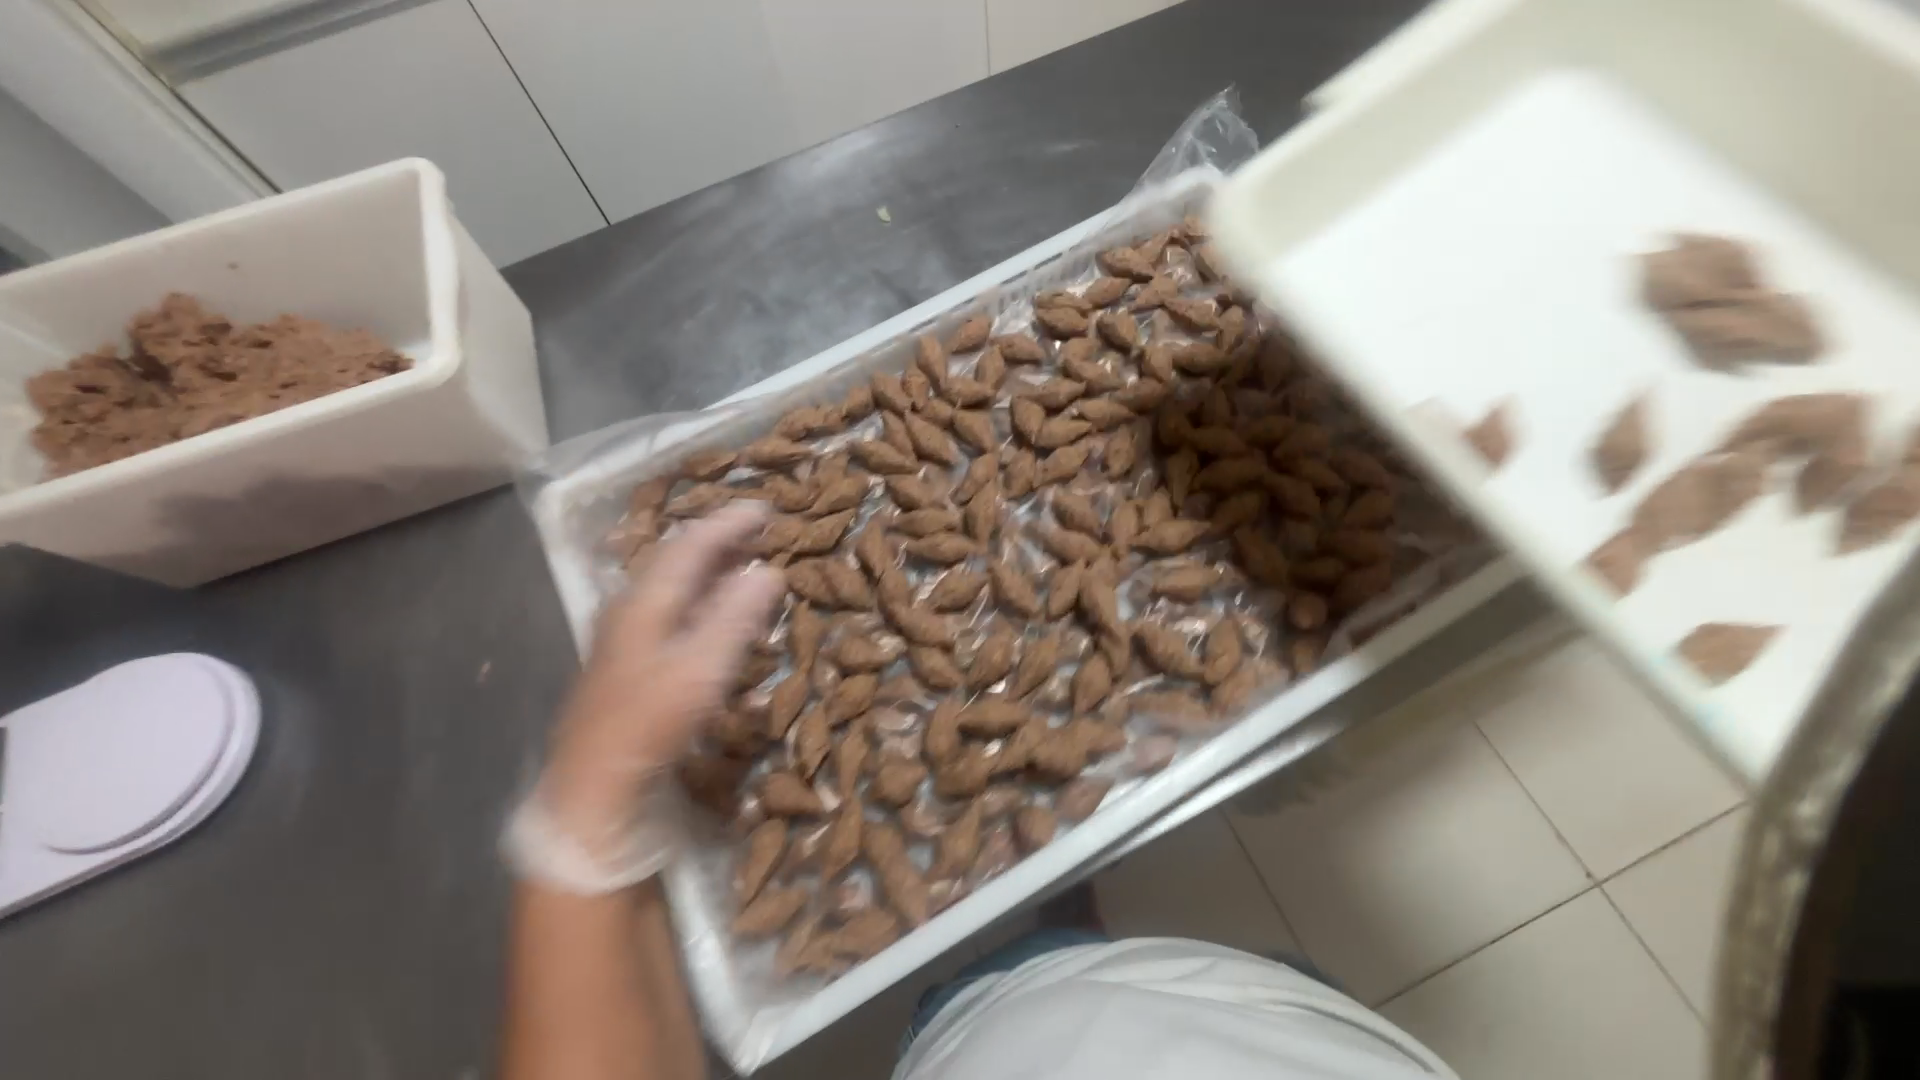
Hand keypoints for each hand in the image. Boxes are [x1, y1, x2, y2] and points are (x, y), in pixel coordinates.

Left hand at [541, 502, 784, 845]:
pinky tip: (715, 614)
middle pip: (676, 559)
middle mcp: (630, 607)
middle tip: (759, 532)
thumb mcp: (702, 668)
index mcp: (644, 600)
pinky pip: (670, 609)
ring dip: (710, 570)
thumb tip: (769, 571)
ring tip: (744, 563)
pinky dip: (700, 599)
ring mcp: (625, 634)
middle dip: (719, 541)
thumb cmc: (649, 721)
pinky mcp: (628, 661)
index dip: (729, 524)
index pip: (691, 545)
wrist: (592, 784)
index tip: (766, 510)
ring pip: (672, 585)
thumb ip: (736, 617)